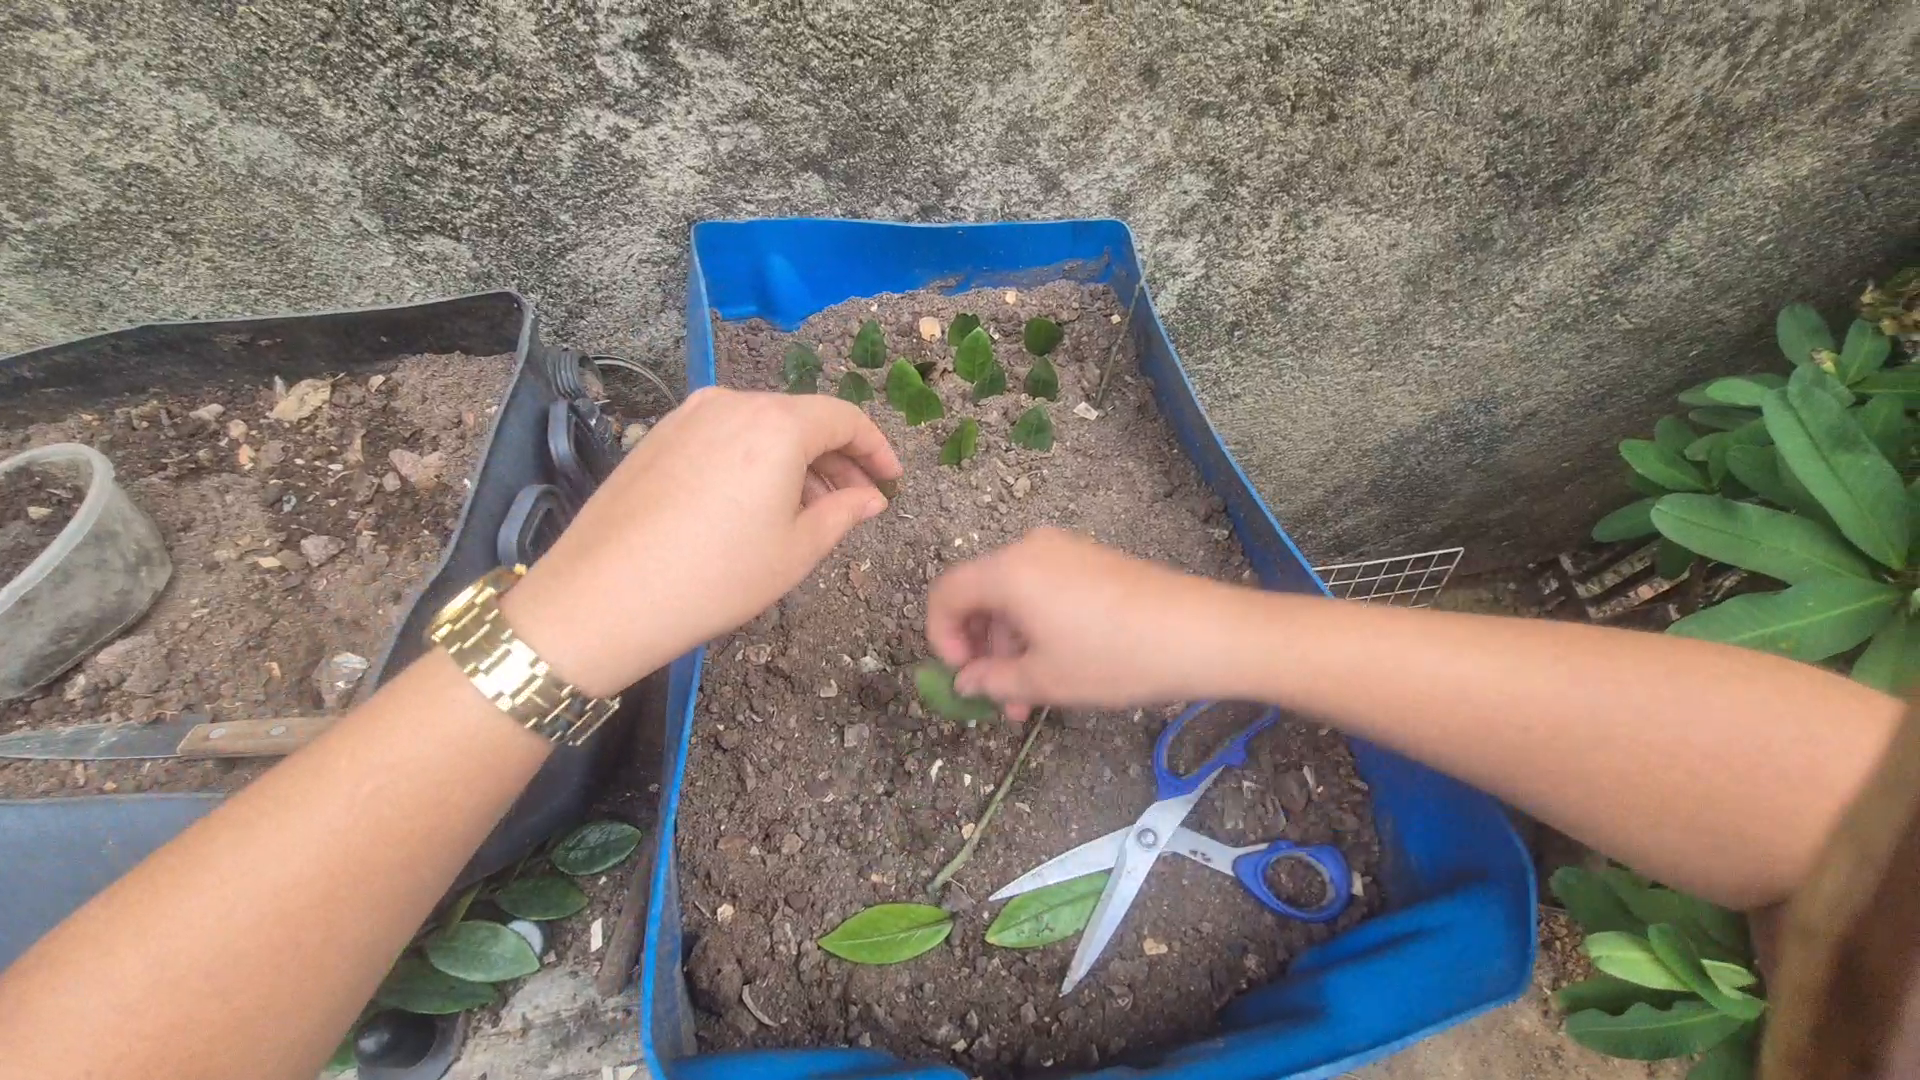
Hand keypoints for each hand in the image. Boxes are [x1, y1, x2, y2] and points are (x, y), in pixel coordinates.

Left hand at [501, 388, 902, 696]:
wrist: (601, 598)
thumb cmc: (716, 577)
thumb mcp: (796, 551)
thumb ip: (844, 513)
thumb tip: (871, 496)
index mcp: (776, 425)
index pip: (844, 418)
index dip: (876, 448)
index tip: (890, 480)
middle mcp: (733, 404)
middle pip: (802, 419)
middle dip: (836, 459)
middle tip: (854, 502)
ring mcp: (689, 416)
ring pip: (762, 428)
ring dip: (795, 462)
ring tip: (806, 510)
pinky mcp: (658, 436)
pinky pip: (725, 437)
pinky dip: (755, 460)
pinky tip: (754, 503)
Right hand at [924, 528, 1239, 720]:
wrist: (1201, 633)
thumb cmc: (1114, 657)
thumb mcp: (1045, 679)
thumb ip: (992, 680)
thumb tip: (966, 681)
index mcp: (1008, 570)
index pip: (945, 593)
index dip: (940, 637)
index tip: (962, 676)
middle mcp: (1030, 549)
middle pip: (980, 595)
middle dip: (982, 649)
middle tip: (998, 698)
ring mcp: (1065, 551)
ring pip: (1014, 598)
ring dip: (1012, 646)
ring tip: (1031, 698)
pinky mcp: (1091, 561)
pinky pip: (1044, 591)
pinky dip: (1038, 628)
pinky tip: (1059, 667)